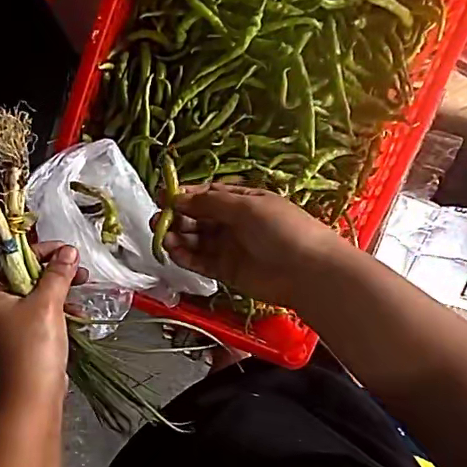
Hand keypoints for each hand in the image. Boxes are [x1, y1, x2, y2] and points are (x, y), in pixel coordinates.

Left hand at [0, 243, 83, 397]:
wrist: (31, 397)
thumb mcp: (47, 305)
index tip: (64, 250)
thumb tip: (67, 254)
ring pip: (35, 297)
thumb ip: (57, 275)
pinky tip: (74, 315)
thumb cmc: (31, 353)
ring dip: (59, 292)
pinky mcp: (24, 340)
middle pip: (24, 277)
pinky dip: (58, 311)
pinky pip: (41, 316)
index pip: (11, 259)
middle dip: (53, 272)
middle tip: (76, 271)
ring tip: (79, 293)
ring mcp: (8, 326)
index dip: (39, 251)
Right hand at [156, 185, 355, 308]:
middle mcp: (236, 223)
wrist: (307, 270)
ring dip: (178, 238)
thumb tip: (179, 198)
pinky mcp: (228, 271)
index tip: (164, 197)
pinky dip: (186, 257)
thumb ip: (210, 204)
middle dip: (178, 218)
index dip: (185, 196)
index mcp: (244, 200)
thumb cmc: (283, 230)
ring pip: (197, 241)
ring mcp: (232, 247)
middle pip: (198, 218)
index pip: (208, 195)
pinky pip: (202, 262)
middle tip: (159, 221)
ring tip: (164, 237)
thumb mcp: (247, 207)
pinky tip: (174, 252)